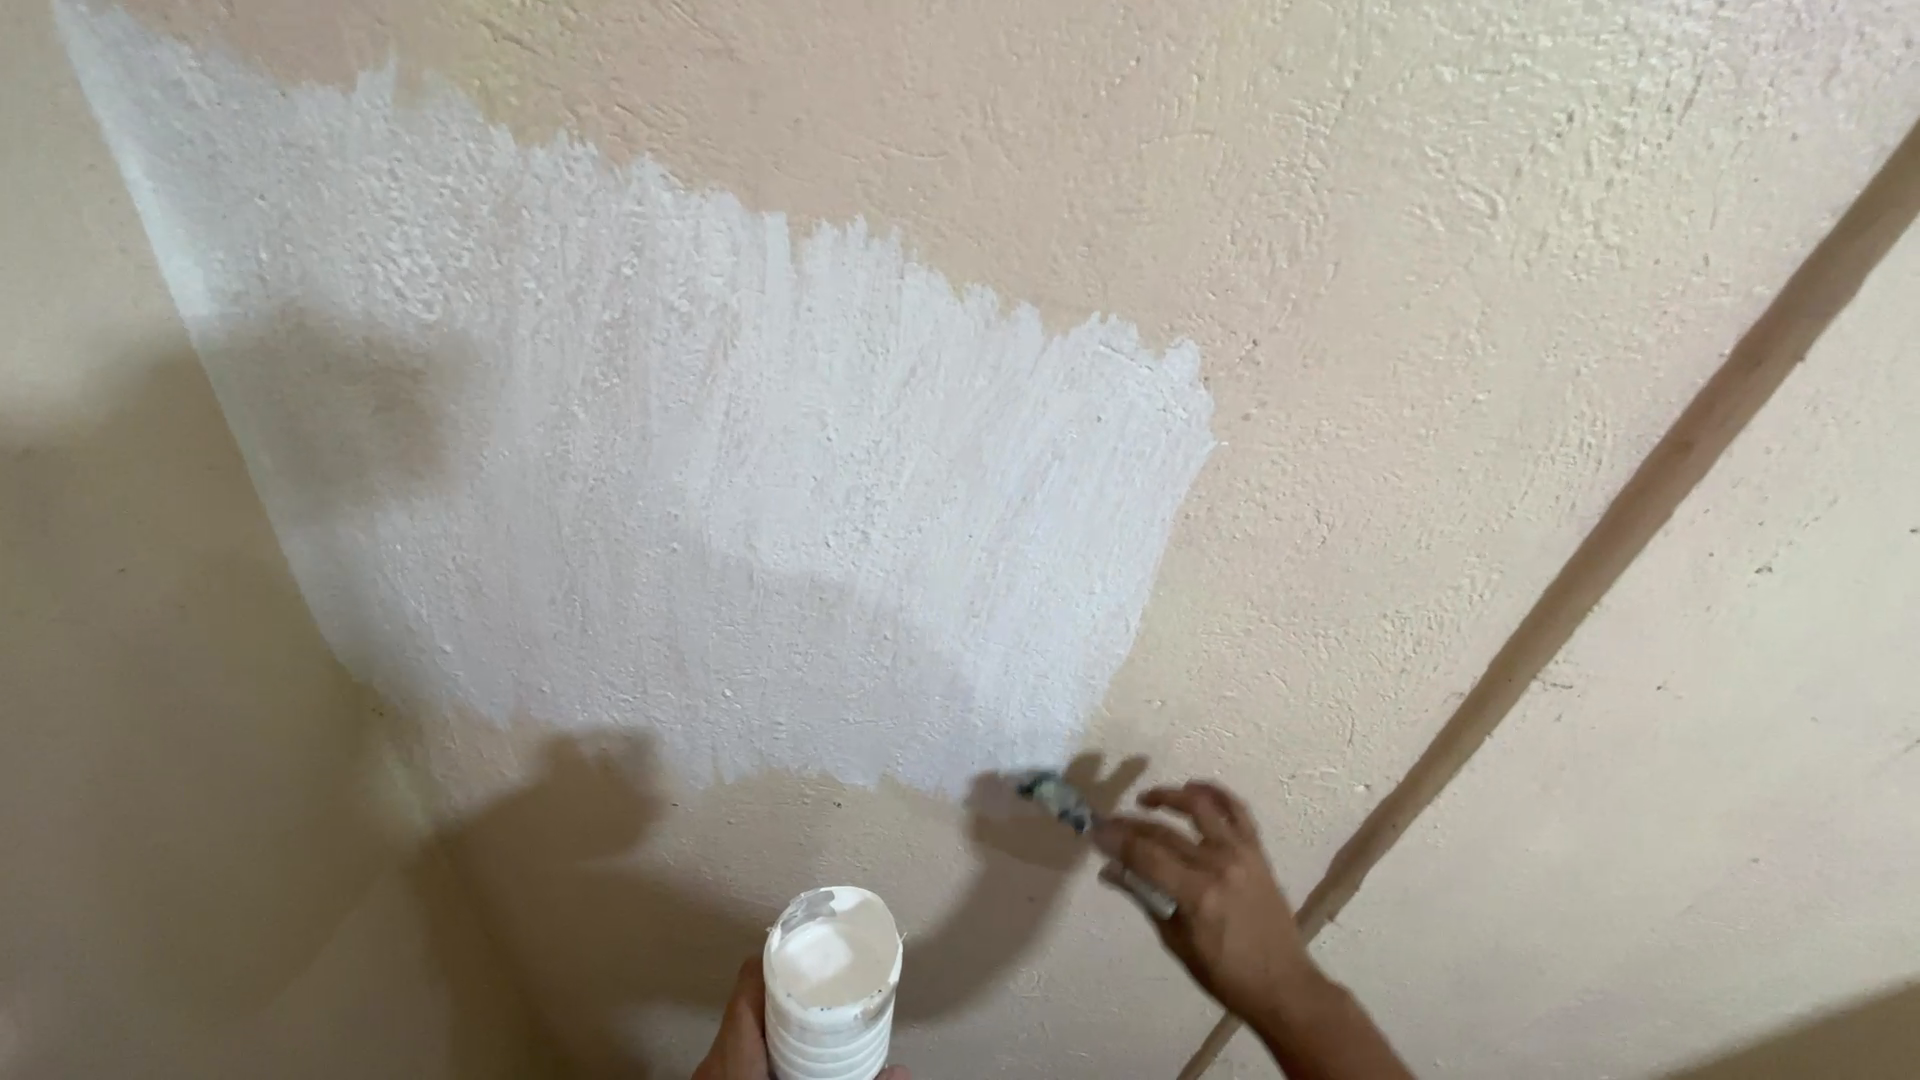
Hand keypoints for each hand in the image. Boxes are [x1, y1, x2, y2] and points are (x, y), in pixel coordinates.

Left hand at [692, 956, 912, 1079]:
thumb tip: (905, 1072)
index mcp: (734, 1058)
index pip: (749, 980)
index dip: (779, 956)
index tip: (812, 948)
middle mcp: (713, 1064)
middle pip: (747, 1002)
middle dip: (787, 991)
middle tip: (826, 985)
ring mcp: (708, 1079)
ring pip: (739, 1030)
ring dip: (773, 1021)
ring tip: (813, 1016)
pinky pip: (734, 1055)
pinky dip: (761, 1047)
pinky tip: (787, 1057)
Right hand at [1092, 781, 1320, 1025]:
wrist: (1284, 986)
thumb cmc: (1225, 974)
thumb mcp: (1176, 942)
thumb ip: (1143, 897)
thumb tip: (1108, 870)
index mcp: (1197, 895)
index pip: (1145, 855)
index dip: (1116, 841)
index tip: (1095, 833)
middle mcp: (1219, 866)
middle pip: (1164, 832)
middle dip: (1130, 825)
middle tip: (1108, 824)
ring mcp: (1242, 855)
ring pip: (1201, 807)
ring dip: (1170, 796)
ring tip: (1147, 800)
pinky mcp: (1257, 852)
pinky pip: (1238, 812)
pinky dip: (1216, 794)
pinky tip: (1194, 787)